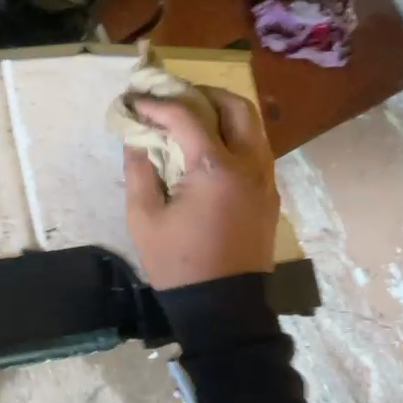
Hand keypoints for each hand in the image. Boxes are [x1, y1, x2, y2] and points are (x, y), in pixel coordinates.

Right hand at [123, 88, 280, 288]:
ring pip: (252, 126)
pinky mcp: (269, 194)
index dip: (156, 104)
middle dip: (201, 95)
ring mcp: (265, 179)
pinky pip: (256, 149)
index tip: (133, 101)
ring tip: (190, 119)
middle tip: (171, 99)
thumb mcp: (143, 216)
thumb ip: (139, 170)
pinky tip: (207, 149)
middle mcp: (248, 164)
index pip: (185, 116)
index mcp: (214, 168)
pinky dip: (232, 136)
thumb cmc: (177, 263)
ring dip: (221, 113)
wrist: (223, 307)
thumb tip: (136, 139)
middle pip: (235, 106)